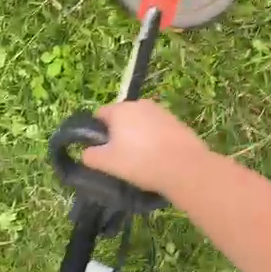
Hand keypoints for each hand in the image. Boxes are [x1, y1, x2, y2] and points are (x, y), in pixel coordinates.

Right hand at [82, 99, 211, 193]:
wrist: (184, 167)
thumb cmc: (140, 162)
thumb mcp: (107, 163)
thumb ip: (91, 155)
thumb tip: (86, 152)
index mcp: (120, 109)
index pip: (100, 115)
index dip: (96, 133)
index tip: (101, 151)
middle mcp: (140, 104)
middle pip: (121, 118)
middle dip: (118, 134)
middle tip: (120, 158)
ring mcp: (161, 111)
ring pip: (141, 123)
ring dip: (137, 136)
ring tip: (141, 160)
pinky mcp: (177, 122)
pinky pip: (157, 129)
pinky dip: (154, 140)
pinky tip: (158, 157)